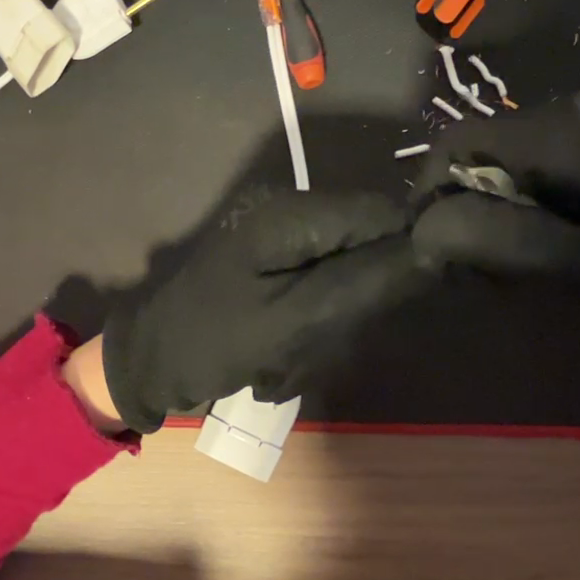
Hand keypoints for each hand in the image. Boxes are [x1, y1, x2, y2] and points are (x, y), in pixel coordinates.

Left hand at [101, 188, 423, 432]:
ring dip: (327, 327)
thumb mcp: (295, 318)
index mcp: (294, 215)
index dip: (402, 256)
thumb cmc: (214, 341)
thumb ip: (362, 281)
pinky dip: (306, 334)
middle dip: (357, 301)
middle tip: (322, 344)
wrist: (148, 364)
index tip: (387, 308)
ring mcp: (279, 245)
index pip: (383, 214)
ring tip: (288, 361)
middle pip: (366, 244)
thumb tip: (431, 249)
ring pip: (343, 276)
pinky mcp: (272, 271)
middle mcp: (290, 217)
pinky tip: (276, 363)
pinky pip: (315, 296)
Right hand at [411, 91, 579, 385]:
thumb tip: (425, 232)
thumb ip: (509, 244)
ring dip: (494, 214)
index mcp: (560, 136)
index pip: (455, 147)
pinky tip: (557, 248)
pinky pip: (542, 173)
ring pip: (507, 166)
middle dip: (462, 211)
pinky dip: (528, 211)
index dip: (429, 198)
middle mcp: (568, 115)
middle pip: (478, 154)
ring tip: (516, 269)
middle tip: (480, 273)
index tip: (434, 255)